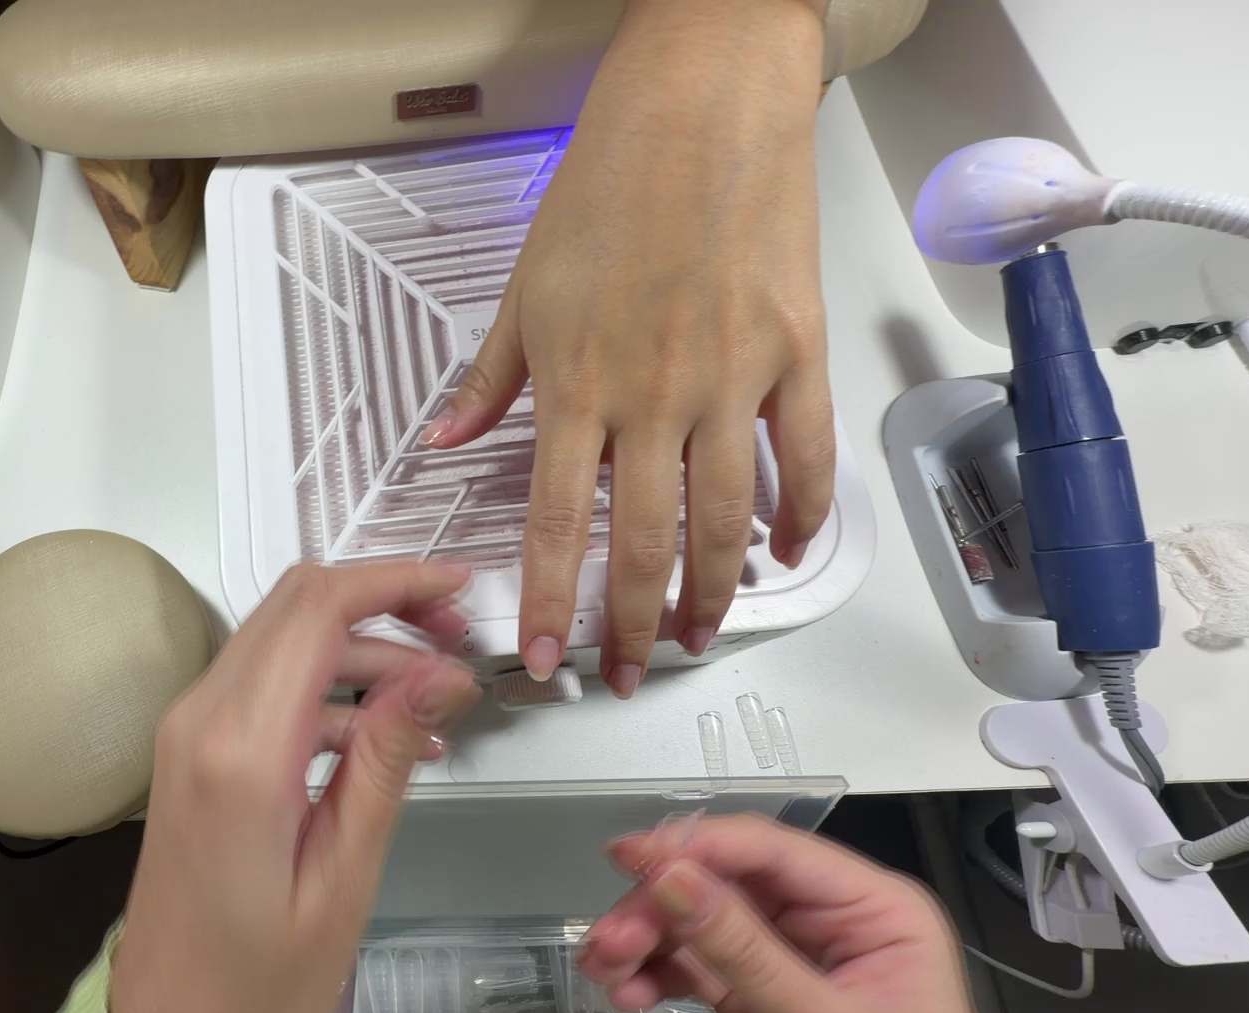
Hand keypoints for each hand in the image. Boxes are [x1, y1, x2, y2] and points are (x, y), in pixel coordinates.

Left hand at [109, 561, 482, 1012]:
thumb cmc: (248, 990)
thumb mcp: (341, 878)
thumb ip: (386, 760)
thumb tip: (435, 675)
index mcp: (240, 750)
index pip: (318, 609)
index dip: (394, 581)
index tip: (453, 586)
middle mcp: (201, 718)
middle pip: (297, 603)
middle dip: (383, 601)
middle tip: (450, 635)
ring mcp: (191, 727)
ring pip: (285, 635)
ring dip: (361, 645)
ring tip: (431, 694)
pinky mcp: (195, 745)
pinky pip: (268, 680)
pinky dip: (329, 683)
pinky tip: (380, 729)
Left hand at [420, 0, 835, 694]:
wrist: (698, 107)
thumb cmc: (600, 194)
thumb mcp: (521, 294)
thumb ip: (486, 384)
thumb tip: (444, 444)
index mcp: (574, 388)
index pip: (553, 524)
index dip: (548, 600)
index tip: (546, 655)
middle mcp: (653, 397)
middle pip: (644, 542)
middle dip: (633, 622)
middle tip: (628, 670)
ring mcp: (731, 379)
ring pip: (726, 518)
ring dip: (711, 591)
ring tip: (695, 636)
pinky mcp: (795, 351)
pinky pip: (804, 452)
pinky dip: (801, 511)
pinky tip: (784, 554)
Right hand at [577, 815, 992, 1012]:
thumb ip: (748, 955)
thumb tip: (671, 878)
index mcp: (869, 907)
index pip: (768, 850)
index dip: (695, 847)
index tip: (630, 857)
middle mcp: (821, 915)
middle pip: (716, 881)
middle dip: (656, 907)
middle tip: (610, 938)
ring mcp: (781, 949)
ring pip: (690, 916)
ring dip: (642, 939)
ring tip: (604, 968)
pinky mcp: (749, 986)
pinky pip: (687, 960)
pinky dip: (650, 971)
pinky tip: (626, 991)